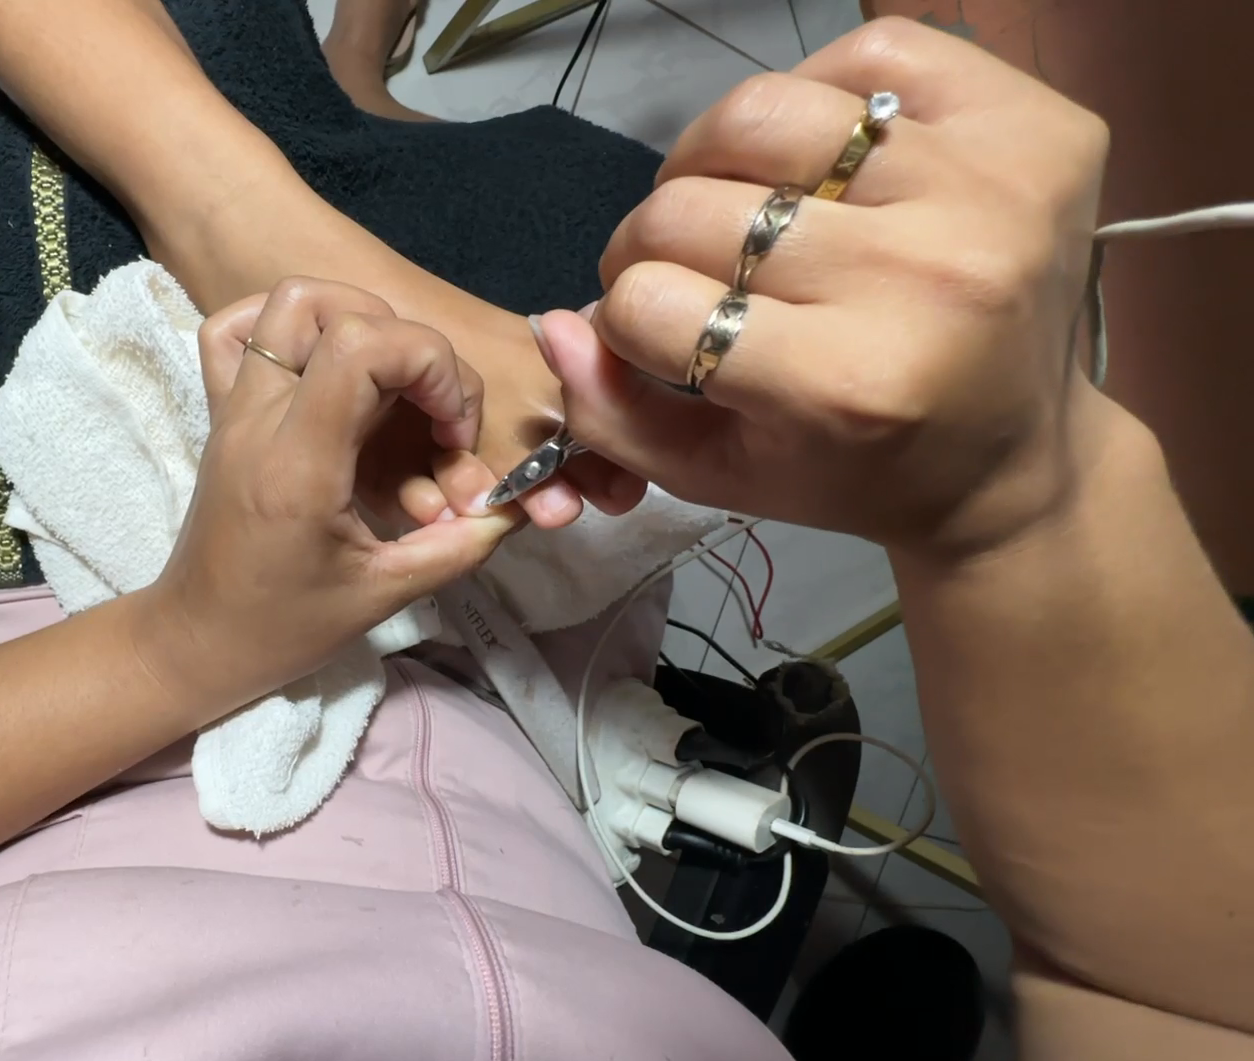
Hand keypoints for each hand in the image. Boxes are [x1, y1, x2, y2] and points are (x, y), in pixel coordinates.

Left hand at [140, 278, 518, 707]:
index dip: (433, 365)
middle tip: (429, 417)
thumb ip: (460, 544)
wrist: (198, 640)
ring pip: (285, 304)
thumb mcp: (384, 594)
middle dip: (410, 349)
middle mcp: (258, 420)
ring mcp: (233, 410)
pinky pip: (233, 333)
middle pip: (335, 313)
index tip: (451, 431)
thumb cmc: (285, 628)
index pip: (363, 347)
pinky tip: (323, 364)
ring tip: (390, 384)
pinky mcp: (222, 414)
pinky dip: (285, 326)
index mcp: (299, 466)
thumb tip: (514, 504)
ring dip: (355, 321)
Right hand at [536, 17, 1113, 561]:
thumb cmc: (835, 474)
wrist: (1007, 455)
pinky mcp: (1040, 121)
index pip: (646, 302)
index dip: (619, 319)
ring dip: (701, 164)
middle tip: (672, 274)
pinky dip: (803, 102)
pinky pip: (869, 54)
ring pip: (758, 115)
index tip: (647, 338)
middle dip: (642, 247)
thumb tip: (552, 324)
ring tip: (722, 208)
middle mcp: (919, 276)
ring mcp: (989, 185)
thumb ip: (608, 413)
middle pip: (684, 210)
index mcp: (836, 384)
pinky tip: (801, 164)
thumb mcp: (703, 474)